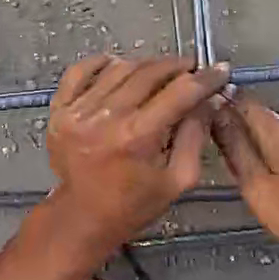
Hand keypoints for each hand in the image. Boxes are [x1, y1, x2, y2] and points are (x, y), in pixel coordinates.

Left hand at [44, 54, 231, 253]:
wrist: (81, 217)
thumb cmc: (133, 204)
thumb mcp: (178, 180)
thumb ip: (195, 136)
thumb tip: (209, 99)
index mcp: (137, 137)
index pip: (179, 93)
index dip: (204, 78)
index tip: (219, 70)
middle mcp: (106, 117)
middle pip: (149, 73)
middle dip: (176, 66)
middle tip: (191, 68)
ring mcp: (78, 110)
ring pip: (119, 68)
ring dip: (144, 64)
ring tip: (159, 71)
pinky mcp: (59, 108)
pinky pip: (80, 70)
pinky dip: (101, 63)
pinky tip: (118, 65)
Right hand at [210, 96, 278, 273]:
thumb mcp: (261, 191)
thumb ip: (237, 152)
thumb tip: (217, 115)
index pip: (243, 101)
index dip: (221, 108)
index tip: (203, 126)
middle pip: (260, 120)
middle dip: (239, 136)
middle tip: (223, 165)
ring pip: (277, 138)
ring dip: (260, 152)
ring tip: (249, 182)